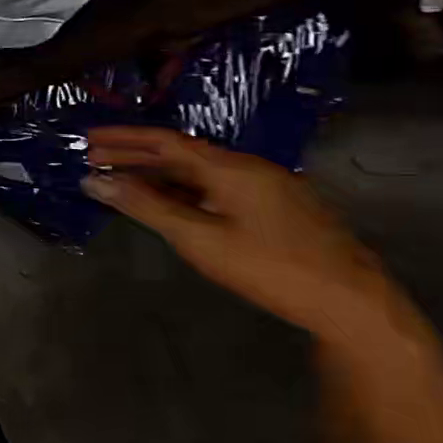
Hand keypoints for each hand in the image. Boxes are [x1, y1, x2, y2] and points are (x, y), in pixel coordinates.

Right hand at [82, 128, 406, 343]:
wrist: (355, 304)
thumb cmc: (271, 267)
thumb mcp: (200, 238)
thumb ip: (146, 207)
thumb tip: (95, 181)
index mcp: (229, 166)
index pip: (164, 141)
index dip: (123, 138)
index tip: (88, 139)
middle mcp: (247, 167)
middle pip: (181, 154)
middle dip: (135, 156)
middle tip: (94, 160)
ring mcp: (266, 187)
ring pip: (200, 173)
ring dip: (158, 175)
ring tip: (122, 182)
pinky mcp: (276, 207)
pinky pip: (217, 188)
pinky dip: (184, 191)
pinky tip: (170, 204)